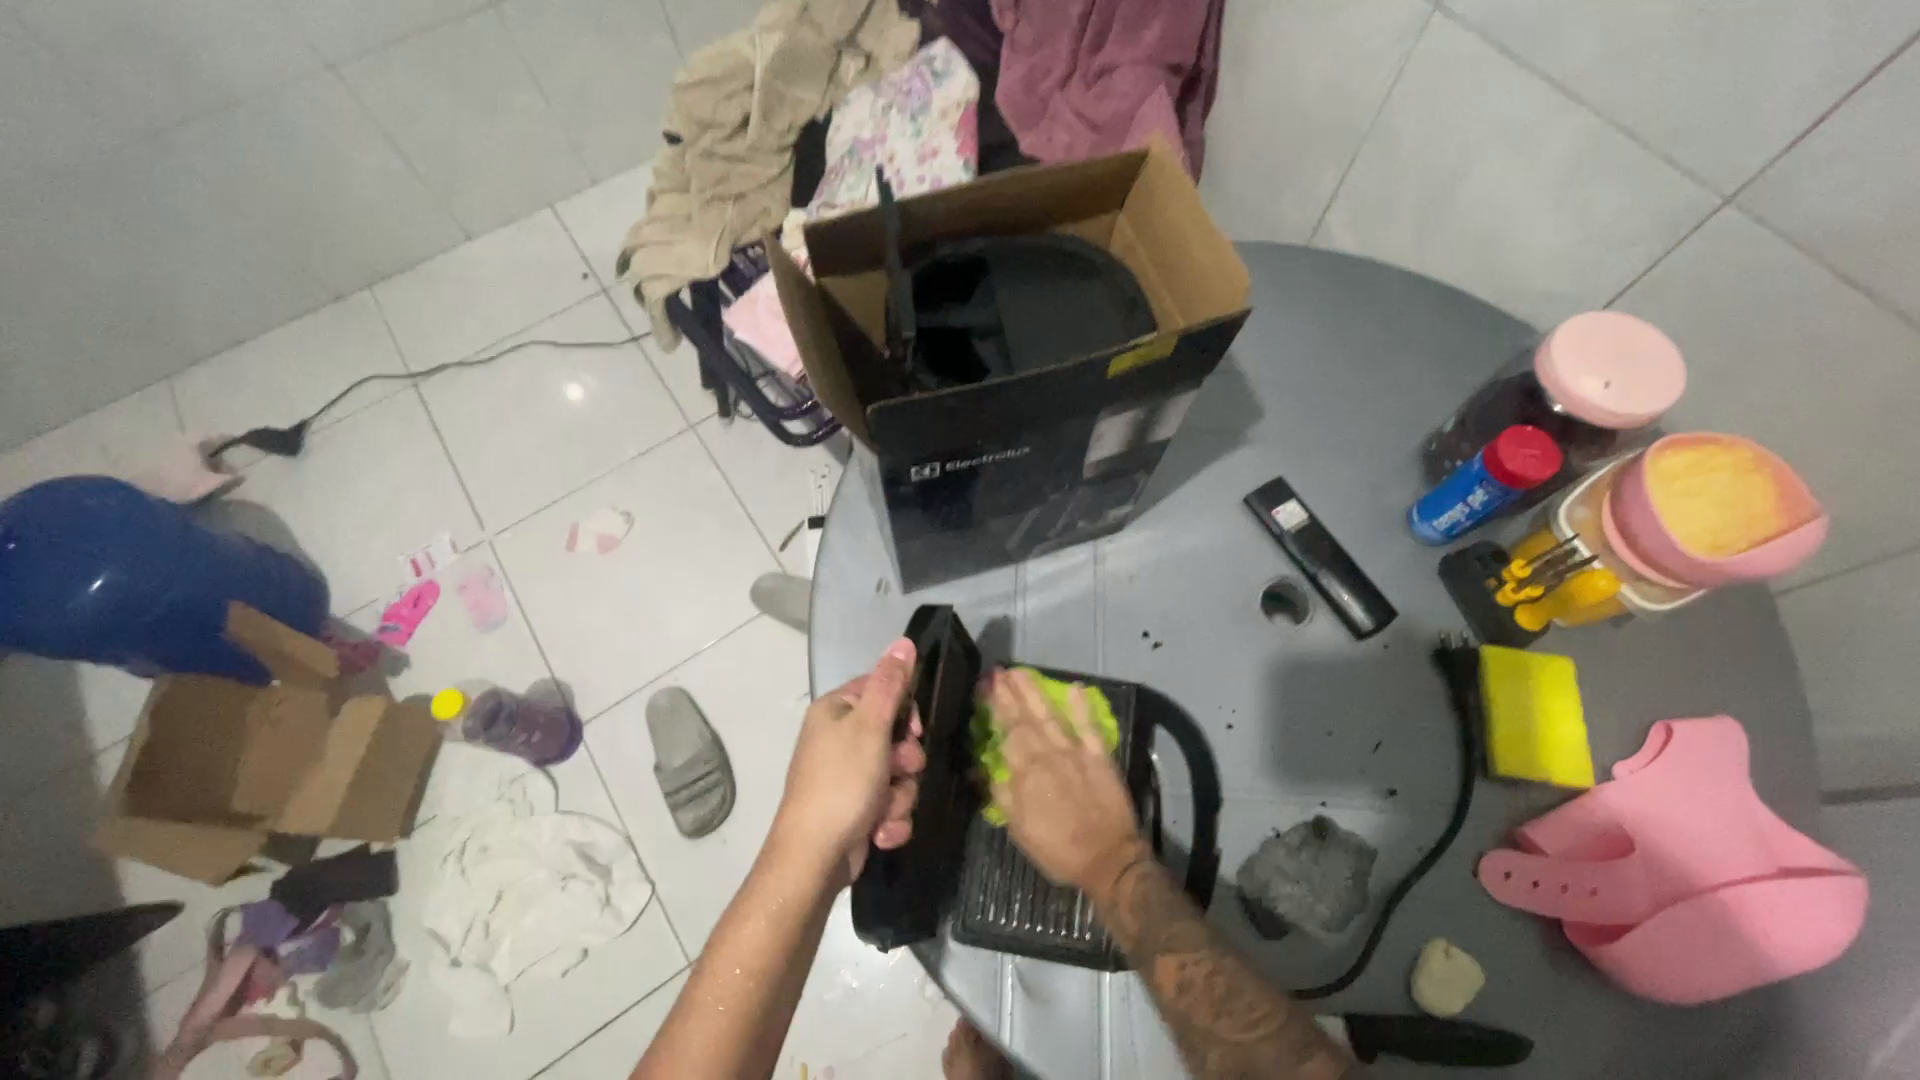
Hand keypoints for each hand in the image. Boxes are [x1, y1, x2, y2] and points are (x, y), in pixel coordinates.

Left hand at [771, 638, 925, 887]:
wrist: (814, 857)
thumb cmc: (841, 784)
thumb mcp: (869, 727)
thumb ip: (891, 684)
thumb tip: (904, 641)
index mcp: (835, 711)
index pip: (883, 690)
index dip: (905, 710)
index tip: (912, 729)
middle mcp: (839, 739)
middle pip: (897, 736)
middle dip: (906, 762)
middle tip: (898, 771)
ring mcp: (847, 777)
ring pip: (899, 775)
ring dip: (900, 796)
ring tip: (883, 810)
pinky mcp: (857, 809)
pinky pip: (891, 804)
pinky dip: (890, 819)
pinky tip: (879, 832)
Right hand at [986, 669, 1146, 894]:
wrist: (1109, 860)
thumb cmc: (1058, 850)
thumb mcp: (1019, 830)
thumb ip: (1003, 795)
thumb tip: (984, 769)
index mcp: (1026, 774)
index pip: (1007, 733)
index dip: (996, 708)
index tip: (986, 687)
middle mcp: (1048, 756)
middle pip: (1026, 719)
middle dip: (1011, 694)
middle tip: (999, 672)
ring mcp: (1076, 753)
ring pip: (1051, 716)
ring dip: (1035, 693)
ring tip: (1021, 672)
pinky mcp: (1100, 757)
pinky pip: (1089, 727)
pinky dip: (1082, 707)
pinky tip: (1075, 687)